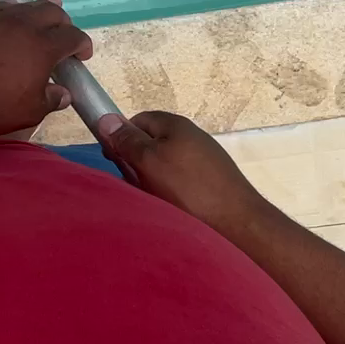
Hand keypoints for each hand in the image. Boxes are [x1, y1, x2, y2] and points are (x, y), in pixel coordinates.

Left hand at [0, 0, 93, 136]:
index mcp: (43, 47)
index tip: (81, 56)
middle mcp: (23, 25)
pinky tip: (11, 21)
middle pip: (54, 11)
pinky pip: (2, 8)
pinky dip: (13, 12)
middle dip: (64, 23)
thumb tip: (64, 93)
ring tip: (41, 22)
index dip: (82, 44)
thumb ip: (51, 100)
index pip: (73, 36)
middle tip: (62, 38)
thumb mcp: (30, 112)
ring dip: (39, 13)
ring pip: (27, 5)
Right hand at [98, 111, 279, 236]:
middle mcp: (190, 137)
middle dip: (136, 163)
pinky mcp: (211, 182)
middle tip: (136, 184)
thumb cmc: (187, 188)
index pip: (136, 120)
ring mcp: (203, 159)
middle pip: (149, 144)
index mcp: (175, 124)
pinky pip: (179, 182)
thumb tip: (106, 118)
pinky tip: (171, 208)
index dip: (121, 138)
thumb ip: (126, 140)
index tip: (115, 161)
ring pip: (162, 166)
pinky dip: (169, 193)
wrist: (239, 225)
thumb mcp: (148, 160)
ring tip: (154, 199)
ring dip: (152, 181)